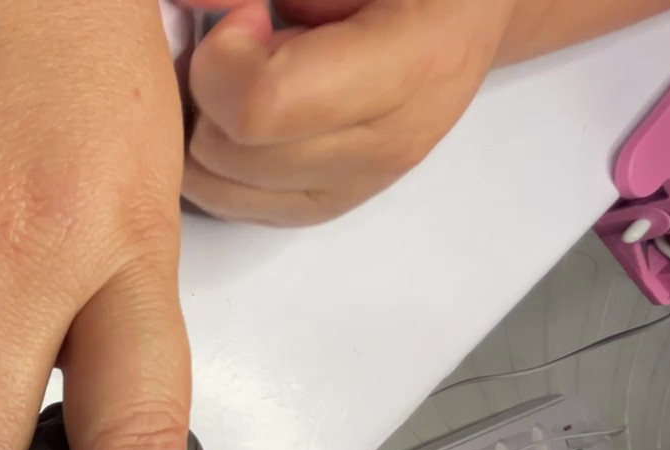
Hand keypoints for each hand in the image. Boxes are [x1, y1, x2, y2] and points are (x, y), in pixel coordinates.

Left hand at [181, 0, 513, 224]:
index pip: (259, 106)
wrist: (463, 12)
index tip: (244, 18)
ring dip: (206, 127)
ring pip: (207, 183)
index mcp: (417, 61)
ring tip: (255, 77)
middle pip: (221, 151)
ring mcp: (348, 190)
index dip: (223, 61)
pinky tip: (250, 113)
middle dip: (209, 92)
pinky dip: (211, 158)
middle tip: (251, 44)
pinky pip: (216, 200)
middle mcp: (386, 146)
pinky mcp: (313, 210)